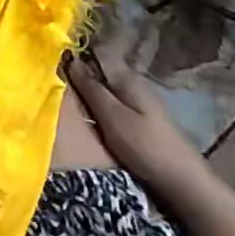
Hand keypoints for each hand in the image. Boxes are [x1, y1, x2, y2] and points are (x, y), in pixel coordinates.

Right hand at [67, 57, 210, 194]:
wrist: (181, 179)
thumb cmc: (144, 145)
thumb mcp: (112, 116)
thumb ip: (91, 88)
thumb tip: (71, 60)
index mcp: (125, 78)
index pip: (95, 55)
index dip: (75, 58)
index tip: (53, 67)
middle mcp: (131, 83)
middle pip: (98, 73)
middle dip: (79, 79)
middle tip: (56, 90)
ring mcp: (136, 101)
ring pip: (104, 90)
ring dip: (87, 96)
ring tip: (66, 105)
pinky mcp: (138, 118)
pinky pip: (111, 105)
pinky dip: (98, 109)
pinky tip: (88, 120)